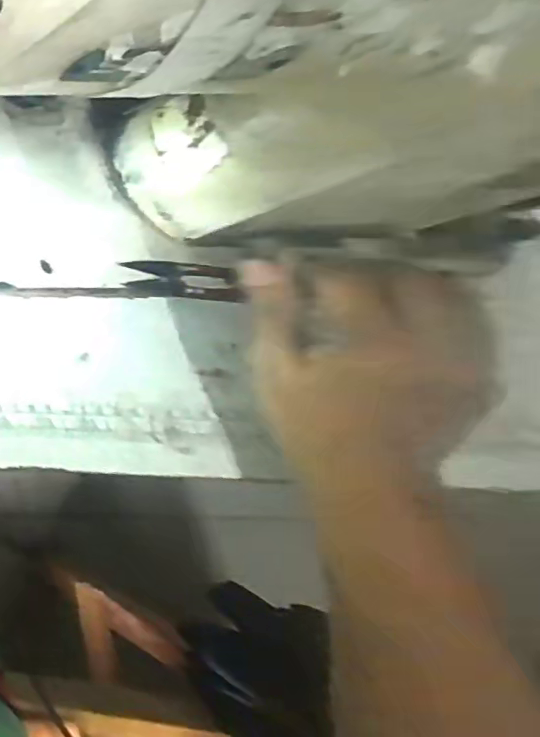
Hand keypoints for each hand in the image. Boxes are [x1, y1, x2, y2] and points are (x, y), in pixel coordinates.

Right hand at [241, 258, 495, 493]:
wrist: (369, 477)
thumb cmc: (308, 421)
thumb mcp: (275, 367)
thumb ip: (274, 313)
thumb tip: (259, 262)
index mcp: (375, 341)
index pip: (350, 280)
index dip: (318, 268)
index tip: (292, 267)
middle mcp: (433, 344)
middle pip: (415, 281)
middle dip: (373, 270)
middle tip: (336, 276)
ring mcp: (466, 362)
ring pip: (456, 299)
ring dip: (414, 286)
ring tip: (376, 291)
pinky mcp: (481, 376)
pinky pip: (473, 326)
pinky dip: (442, 311)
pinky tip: (409, 319)